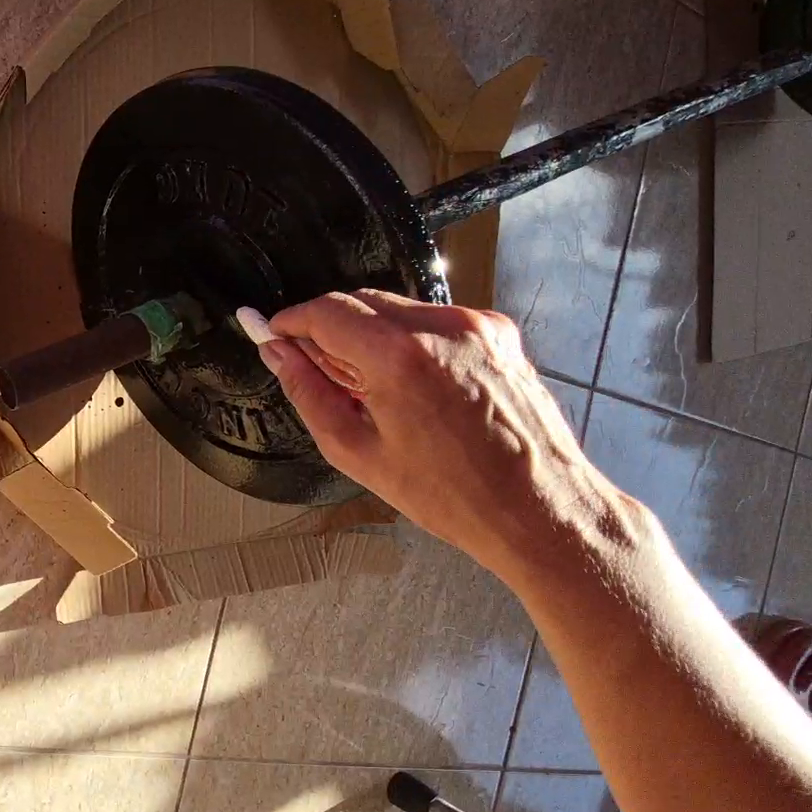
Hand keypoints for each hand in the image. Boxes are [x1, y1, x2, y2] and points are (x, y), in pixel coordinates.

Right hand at [261, 290, 622, 575]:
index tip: (271, 334)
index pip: (326, 312)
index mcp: (399, 355)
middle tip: (307, 364)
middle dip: (325, 326)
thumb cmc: (445, 492)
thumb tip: (276, 354)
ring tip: (361, 384)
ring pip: (394, 309)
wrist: (539, 509)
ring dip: (363, 334)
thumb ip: (306, 390)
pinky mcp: (498, 334)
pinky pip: (430, 320)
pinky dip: (402, 339)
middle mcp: (441, 326)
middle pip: (359, 301)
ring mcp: (477, 325)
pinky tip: (401, 382)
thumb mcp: (353, 448)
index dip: (290, 321)